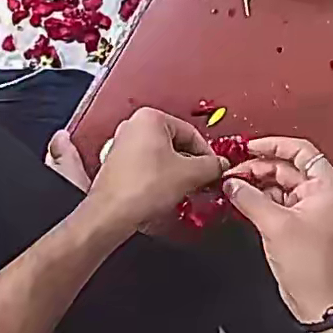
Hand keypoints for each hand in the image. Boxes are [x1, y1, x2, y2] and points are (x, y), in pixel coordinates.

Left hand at [84, 108, 226, 234]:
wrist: (111, 214)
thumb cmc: (145, 187)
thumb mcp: (190, 174)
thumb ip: (212, 166)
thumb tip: (221, 165)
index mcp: (150, 118)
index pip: (191, 133)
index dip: (207, 154)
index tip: (215, 170)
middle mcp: (133, 125)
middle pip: (176, 144)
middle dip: (191, 164)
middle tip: (202, 182)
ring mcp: (122, 144)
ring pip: (162, 156)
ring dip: (177, 173)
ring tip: (184, 190)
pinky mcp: (116, 164)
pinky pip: (147, 166)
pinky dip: (160, 178)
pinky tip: (165, 194)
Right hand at [222, 138, 332, 322]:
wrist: (318, 301)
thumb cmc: (310, 265)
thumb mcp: (275, 225)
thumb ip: (250, 198)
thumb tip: (231, 182)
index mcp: (328, 186)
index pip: (301, 151)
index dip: (273, 144)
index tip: (248, 147)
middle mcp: (321, 193)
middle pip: (287, 166)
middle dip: (258, 167)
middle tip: (233, 172)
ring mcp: (310, 208)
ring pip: (280, 183)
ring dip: (256, 183)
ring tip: (232, 185)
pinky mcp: (298, 222)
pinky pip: (277, 200)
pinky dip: (259, 198)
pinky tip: (240, 198)